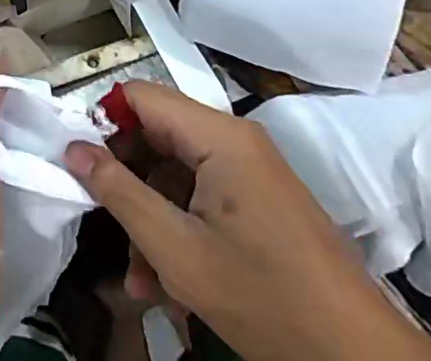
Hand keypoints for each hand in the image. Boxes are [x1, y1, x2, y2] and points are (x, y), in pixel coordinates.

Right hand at [64, 82, 430, 360]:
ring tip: (138, 276)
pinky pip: (199, 195)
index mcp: (219, 137)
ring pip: (173, 172)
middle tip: (102, 221)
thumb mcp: (176, 250)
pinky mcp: (257, 198)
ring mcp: (248, 170)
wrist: (358, 359)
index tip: (78, 161)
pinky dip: (176, 227)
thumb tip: (72, 148)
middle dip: (125, 180)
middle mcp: (234, 140)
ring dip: (147, 215)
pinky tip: (164, 280)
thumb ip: (118, 192)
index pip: (140, 96)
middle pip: (155, 134)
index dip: (103, 122)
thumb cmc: (264, 297)